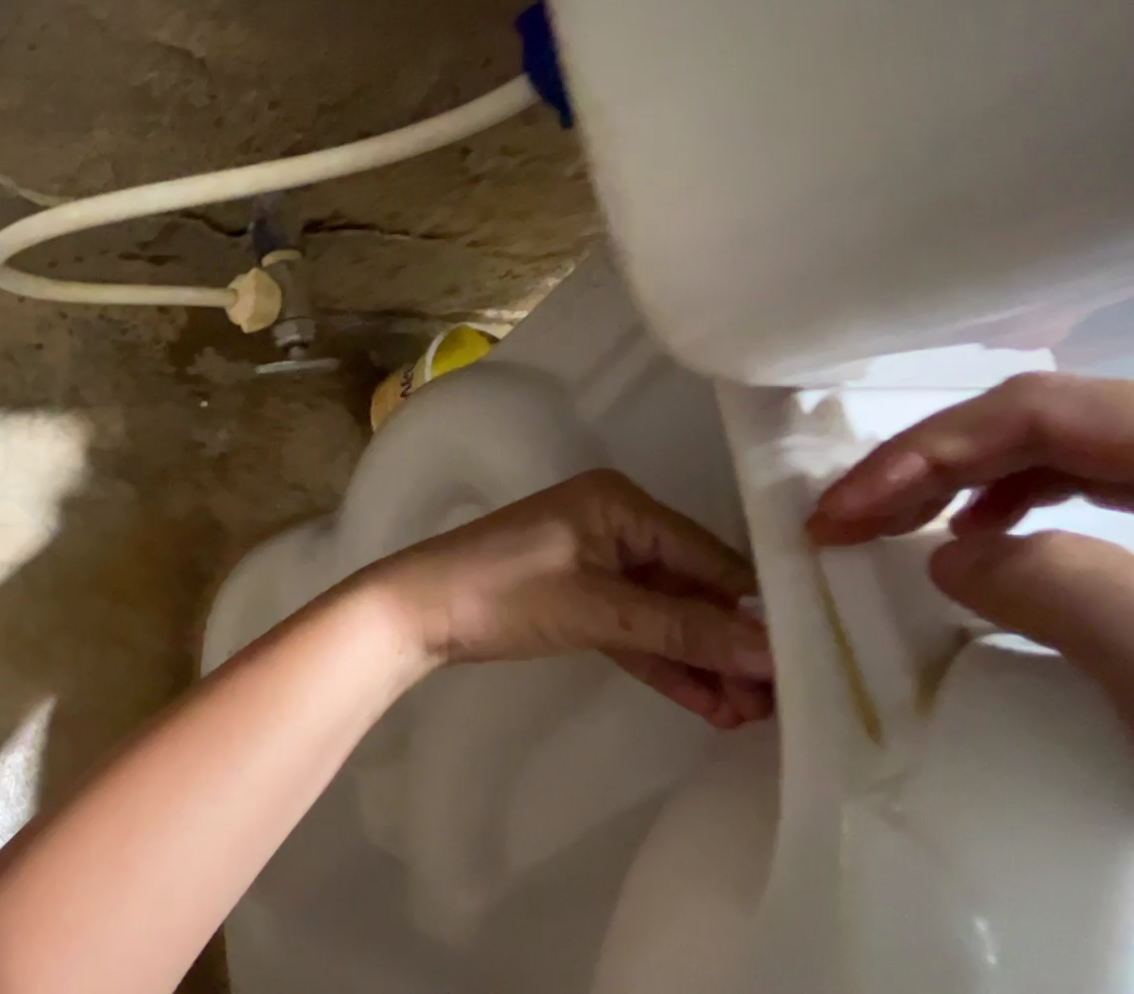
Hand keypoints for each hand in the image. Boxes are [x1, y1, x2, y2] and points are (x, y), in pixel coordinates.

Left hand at [356, 469, 774, 729]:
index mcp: (620, 505)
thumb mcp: (599, 610)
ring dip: (701, 661)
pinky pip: (632, 628)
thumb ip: (685, 629)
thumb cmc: (503, 593)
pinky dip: (662, 661)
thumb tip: (777, 654)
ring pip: (664, 613)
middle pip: (691, 587)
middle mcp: (614, 525)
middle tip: (778, 704)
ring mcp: (593, 562)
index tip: (806, 664)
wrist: (415, 611)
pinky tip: (707, 704)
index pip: (709, 557)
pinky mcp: (575, 597)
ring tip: (749, 717)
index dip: (755, 611)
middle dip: (729, 645)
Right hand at [807, 373, 1133, 722]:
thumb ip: (1065, 594)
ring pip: (1085, 447)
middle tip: (848, 520)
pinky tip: (999, 537)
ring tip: (905, 524)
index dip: (921, 451)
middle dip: (931, 465)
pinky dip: (1035, 500)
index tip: (838, 514)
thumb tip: (957, 555)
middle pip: (1058, 419)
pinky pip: (1121, 483)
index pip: (1046, 410)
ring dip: (973, 479)